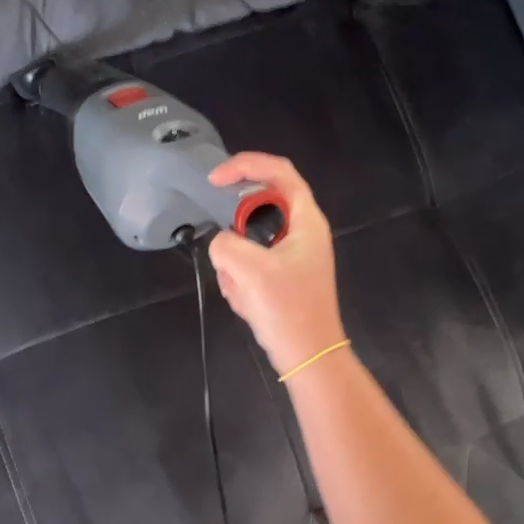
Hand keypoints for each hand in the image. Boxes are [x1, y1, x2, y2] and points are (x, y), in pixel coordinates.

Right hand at [207, 153, 346, 378]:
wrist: (308, 357)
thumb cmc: (287, 310)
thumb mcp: (249, 271)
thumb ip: (226, 245)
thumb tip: (221, 245)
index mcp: (306, 221)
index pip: (279, 172)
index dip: (246, 166)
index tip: (215, 180)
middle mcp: (304, 233)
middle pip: (261, 210)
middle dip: (236, 232)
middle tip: (226, 254)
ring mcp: (295, 258)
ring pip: (252, 243)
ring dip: (236, 264)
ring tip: (239, 289)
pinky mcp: (285, 280)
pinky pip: (253, 268)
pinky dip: (242, 282)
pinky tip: (246, 304)